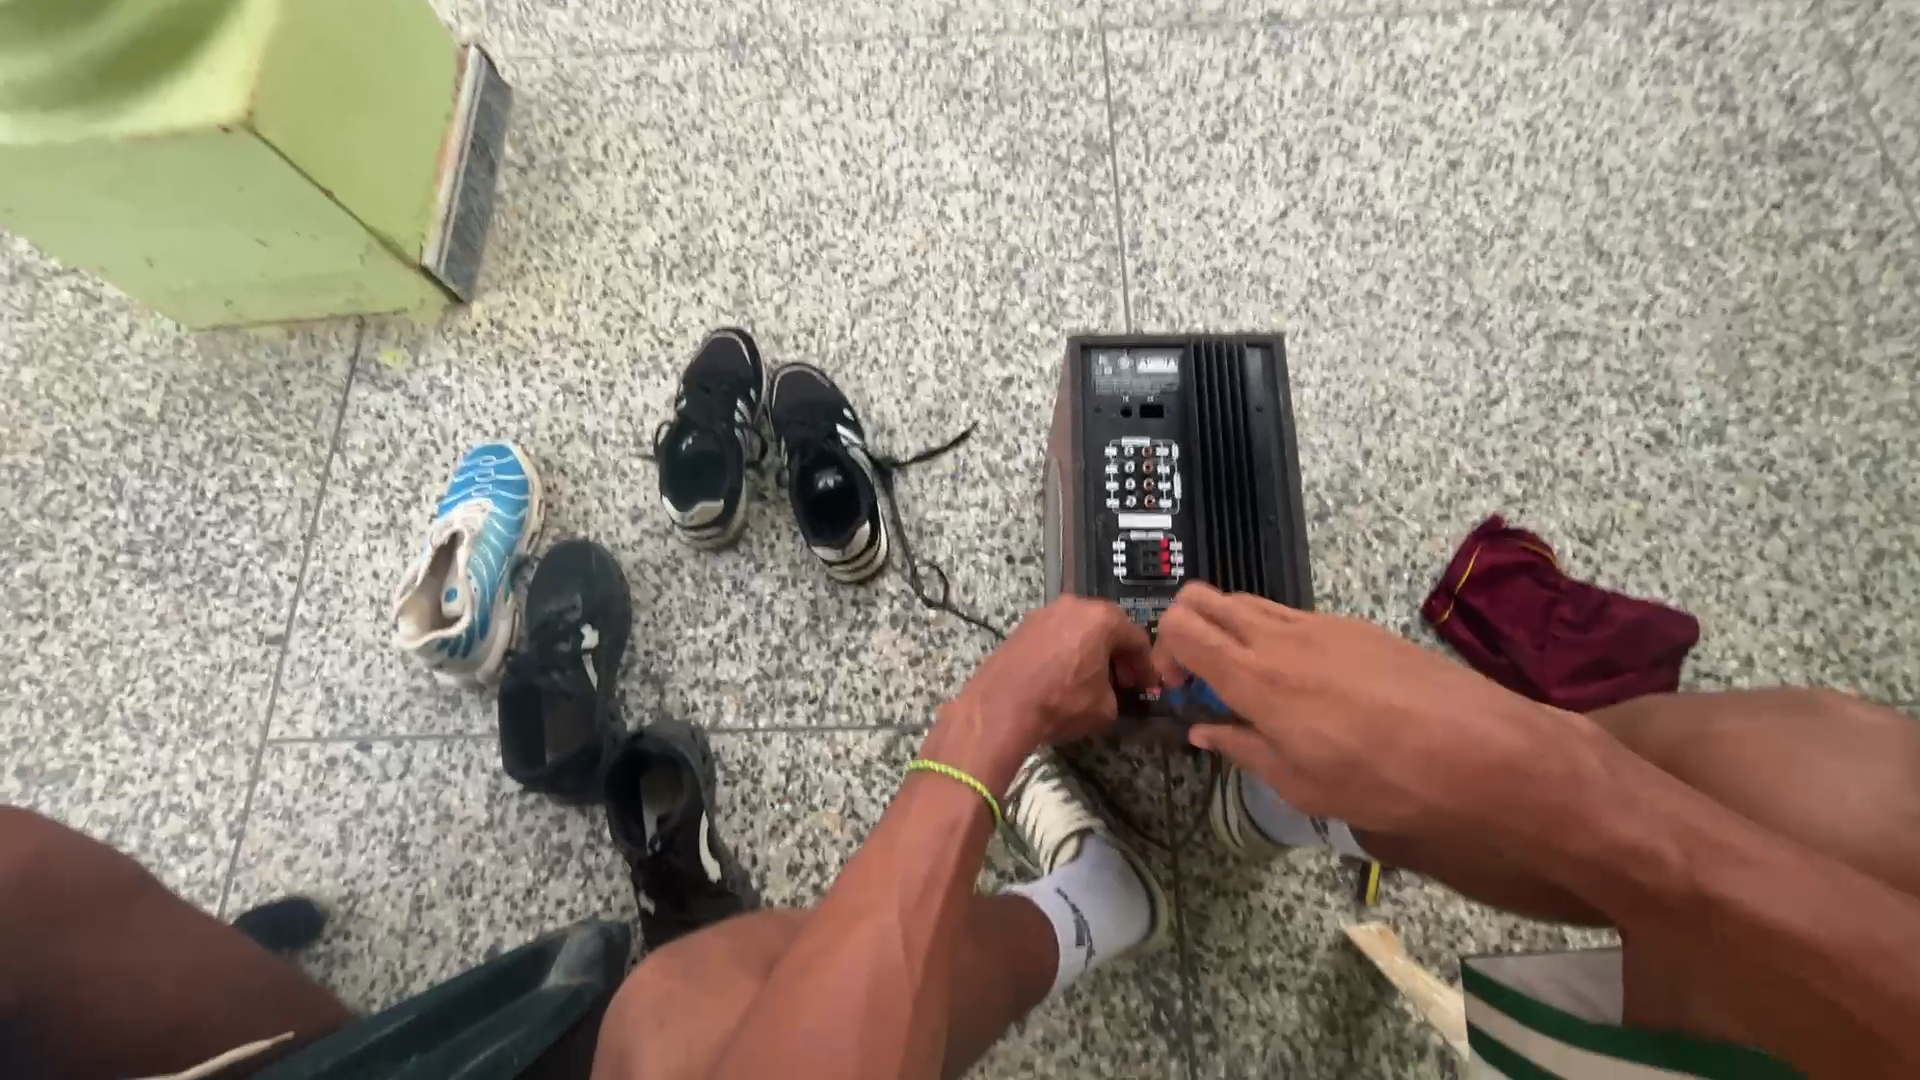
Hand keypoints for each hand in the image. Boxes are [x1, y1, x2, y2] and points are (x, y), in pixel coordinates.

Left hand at [948, 596, 1155, 749]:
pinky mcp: (1022, 626)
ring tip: (1092, 679)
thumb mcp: (1106, 708)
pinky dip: (1066, 651)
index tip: (1147, 686)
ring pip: (1079, 629)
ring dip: (1090, 650)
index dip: (1146, 666)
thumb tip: (1110, 694)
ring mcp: (1044, 613)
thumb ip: (1117, 695)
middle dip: (1118, 654)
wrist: (1002, 705)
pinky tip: (1064, 675)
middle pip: (1107, 627)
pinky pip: (1055, 635)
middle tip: (1123, 681)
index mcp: (1101, 618)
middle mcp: (1073, 606)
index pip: (1136, 639)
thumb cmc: (1061, 702)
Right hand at [1153, 583, 1571, 836]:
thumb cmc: (1385, 782)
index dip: (1162, 652)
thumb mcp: (1301, 786)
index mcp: (1255, 677)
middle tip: (1201, 677)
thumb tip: (1204, 729)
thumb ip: (1241, 748)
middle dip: (1183, 629)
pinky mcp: (1352, 624)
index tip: (1178, 689)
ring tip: (1250, 682)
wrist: (1488, 755)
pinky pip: (1289, 615)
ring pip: (1244, 601)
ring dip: (1227, 630)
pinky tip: (1304, 683)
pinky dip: (1271, 636)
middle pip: (1201, 597)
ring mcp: (1317, 624)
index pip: (1178, 626)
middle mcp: (1278, 637)